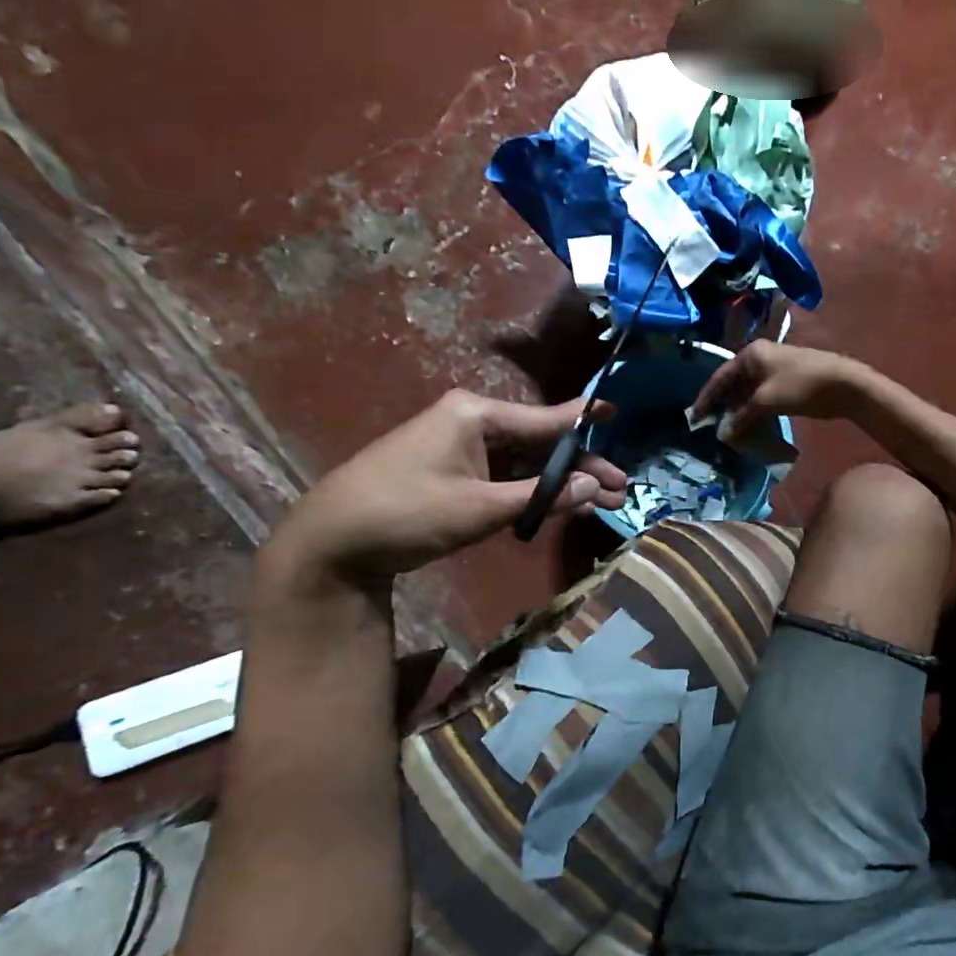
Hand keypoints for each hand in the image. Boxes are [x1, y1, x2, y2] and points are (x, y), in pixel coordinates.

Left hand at [267, 390, 626, 582]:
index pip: (545, 417)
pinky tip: (560, 506)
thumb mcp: (481, 508)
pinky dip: (532, 492)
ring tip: (601, 504)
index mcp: (476, 415)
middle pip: (540, 443)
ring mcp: (461, 448)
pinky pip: (505, 476)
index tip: (618, 415)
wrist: (335, 540)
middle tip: (619, 490)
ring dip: (560, 484)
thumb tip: (590, 486)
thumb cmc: (408, 513)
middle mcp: (472, 423)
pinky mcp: (454, 472)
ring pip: (525, 463)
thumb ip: (540, 497)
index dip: (584, 420)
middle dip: (579, 469)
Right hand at [691, 340, 869, 434]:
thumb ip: (742, 416)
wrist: (842, 384)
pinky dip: (754, 411)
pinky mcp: (787, 384)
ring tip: (728, 430)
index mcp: (751, 354)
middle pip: (734, 383)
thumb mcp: (766, 401)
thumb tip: (725, 432)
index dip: (706, 397)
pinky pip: (762, 397)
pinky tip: (749, 426)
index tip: (695, 417)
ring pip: (748, 392)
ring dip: (739, 410)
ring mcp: (775, 370)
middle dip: (723, 405)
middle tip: (710, 426)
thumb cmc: (800, 385)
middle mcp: (760, 358)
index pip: (720, 376)